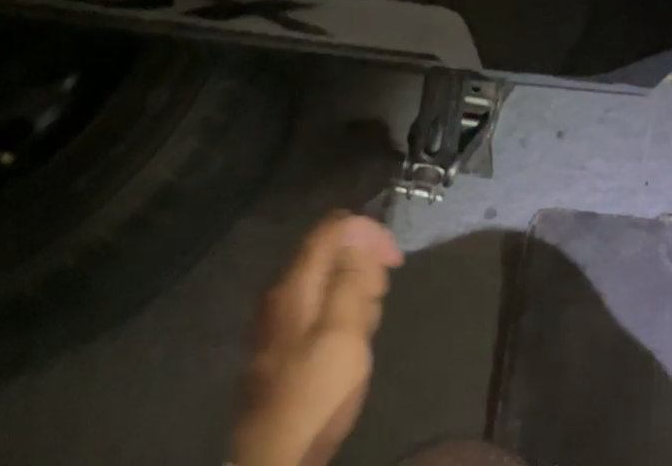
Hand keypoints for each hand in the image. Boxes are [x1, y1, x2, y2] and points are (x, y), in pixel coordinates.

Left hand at [230, 212, 404, 465]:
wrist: (277, 456)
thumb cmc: (317, 391)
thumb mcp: (343, 332)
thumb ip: (350, 279)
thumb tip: (357, 232)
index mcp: (294, 286)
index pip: (331, 229)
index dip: (367, 233)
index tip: (394, 261)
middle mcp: (282, 295)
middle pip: (331, 253)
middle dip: (364, 268)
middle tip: (378, 302)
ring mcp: (280, 321)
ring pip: (329, 282)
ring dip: (356, 293)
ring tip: (366, 327)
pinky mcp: (285, 344)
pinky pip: (322, 308)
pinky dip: (344, 313)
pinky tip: (351, 341)